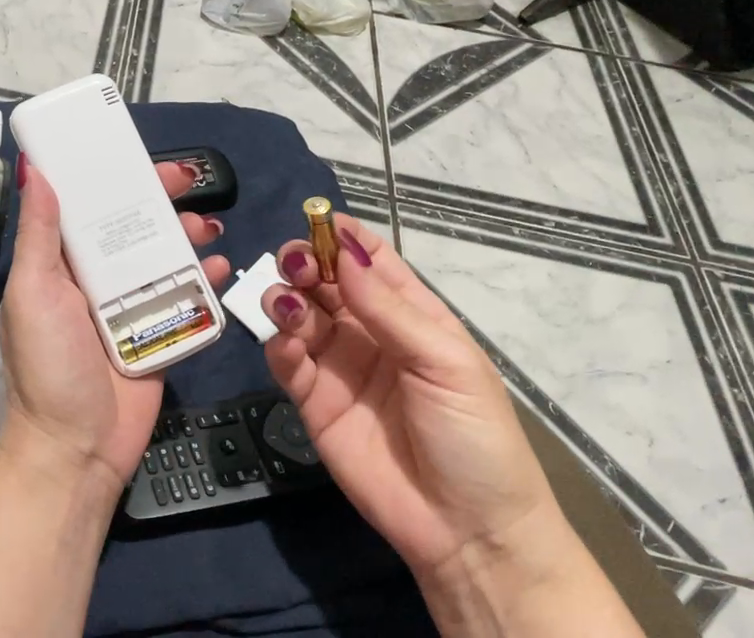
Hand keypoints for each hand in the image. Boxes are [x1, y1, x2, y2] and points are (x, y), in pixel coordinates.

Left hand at [0, 160, 230, 491]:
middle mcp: (95, 281)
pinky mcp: (159, 338)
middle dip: (160, 202)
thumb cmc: (47, 367)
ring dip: (187, 237)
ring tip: (208, 228)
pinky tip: (221, 269)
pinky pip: (187, 301)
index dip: (113, 179)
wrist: (76, 450)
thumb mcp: (32, 293)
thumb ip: (39, 235)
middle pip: (132, 228)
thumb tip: (35, 170)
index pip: (89, 209)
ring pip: (164, 260)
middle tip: (190, 183)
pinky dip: (206, 282)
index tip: (141, 158)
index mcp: (61, 265)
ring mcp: (129, 310)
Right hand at [260, 216, 558, 578]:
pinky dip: (278, 344)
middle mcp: (368, 332)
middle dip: (305, 262)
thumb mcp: (445, 364)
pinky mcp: (312, 401)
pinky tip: (286, 343)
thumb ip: (389, 309)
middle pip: (325, 280)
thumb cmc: (475, 438)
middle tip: (296, 265)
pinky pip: (285, 360)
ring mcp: (337, 366)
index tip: (316, 220)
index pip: (370, 260)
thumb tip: (344, 250)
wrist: (467, 532)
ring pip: (298, 313)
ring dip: (285, 298)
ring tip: (287, 305)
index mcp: (410, 315)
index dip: (342, 237)